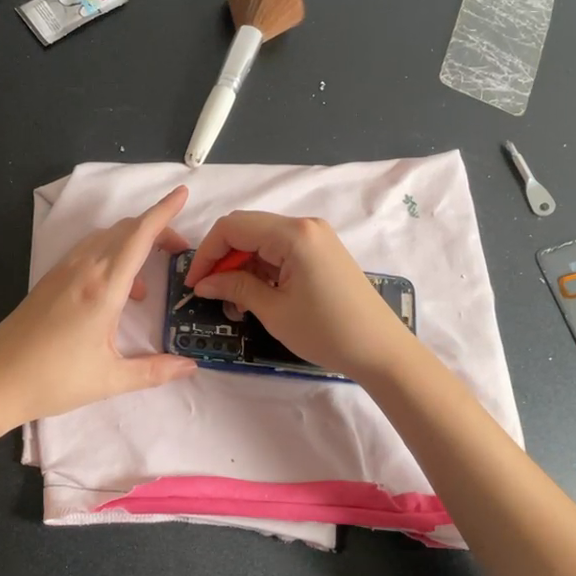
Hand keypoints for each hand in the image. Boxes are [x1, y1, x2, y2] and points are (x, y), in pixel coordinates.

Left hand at [0, 186, 197, 427]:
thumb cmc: (53, 380)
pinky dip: (109, 257)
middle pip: (124, 231)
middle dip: (154, 230)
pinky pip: (86, 253)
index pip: (139, 236)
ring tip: (146, 284)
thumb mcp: (110, 379)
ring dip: (130, 244)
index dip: (163, 212)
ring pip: (103, 239)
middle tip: (177, 252)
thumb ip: (154, 371)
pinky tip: (113, 294)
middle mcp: (82, 269)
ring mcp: (61, 272)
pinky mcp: (48, 281)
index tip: (182, 193)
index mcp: (102, 288)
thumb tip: (189, 368)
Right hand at [184, 212, 419, 379]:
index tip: (194, 284)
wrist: (380, 349)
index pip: (232, 227)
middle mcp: (305, 226)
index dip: (206, 253)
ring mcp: (316, 238)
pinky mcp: (322, 252)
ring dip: (241, 267)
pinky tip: (256, 297)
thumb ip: (236, 288)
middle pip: (246, 229)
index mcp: (293, 234)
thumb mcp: (274, 311)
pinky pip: (280, 251)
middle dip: (222, 259)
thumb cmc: (326, 331)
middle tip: (211, 293)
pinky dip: (261, 269)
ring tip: (235, 303)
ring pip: (261, 241)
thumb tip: (205, 283)